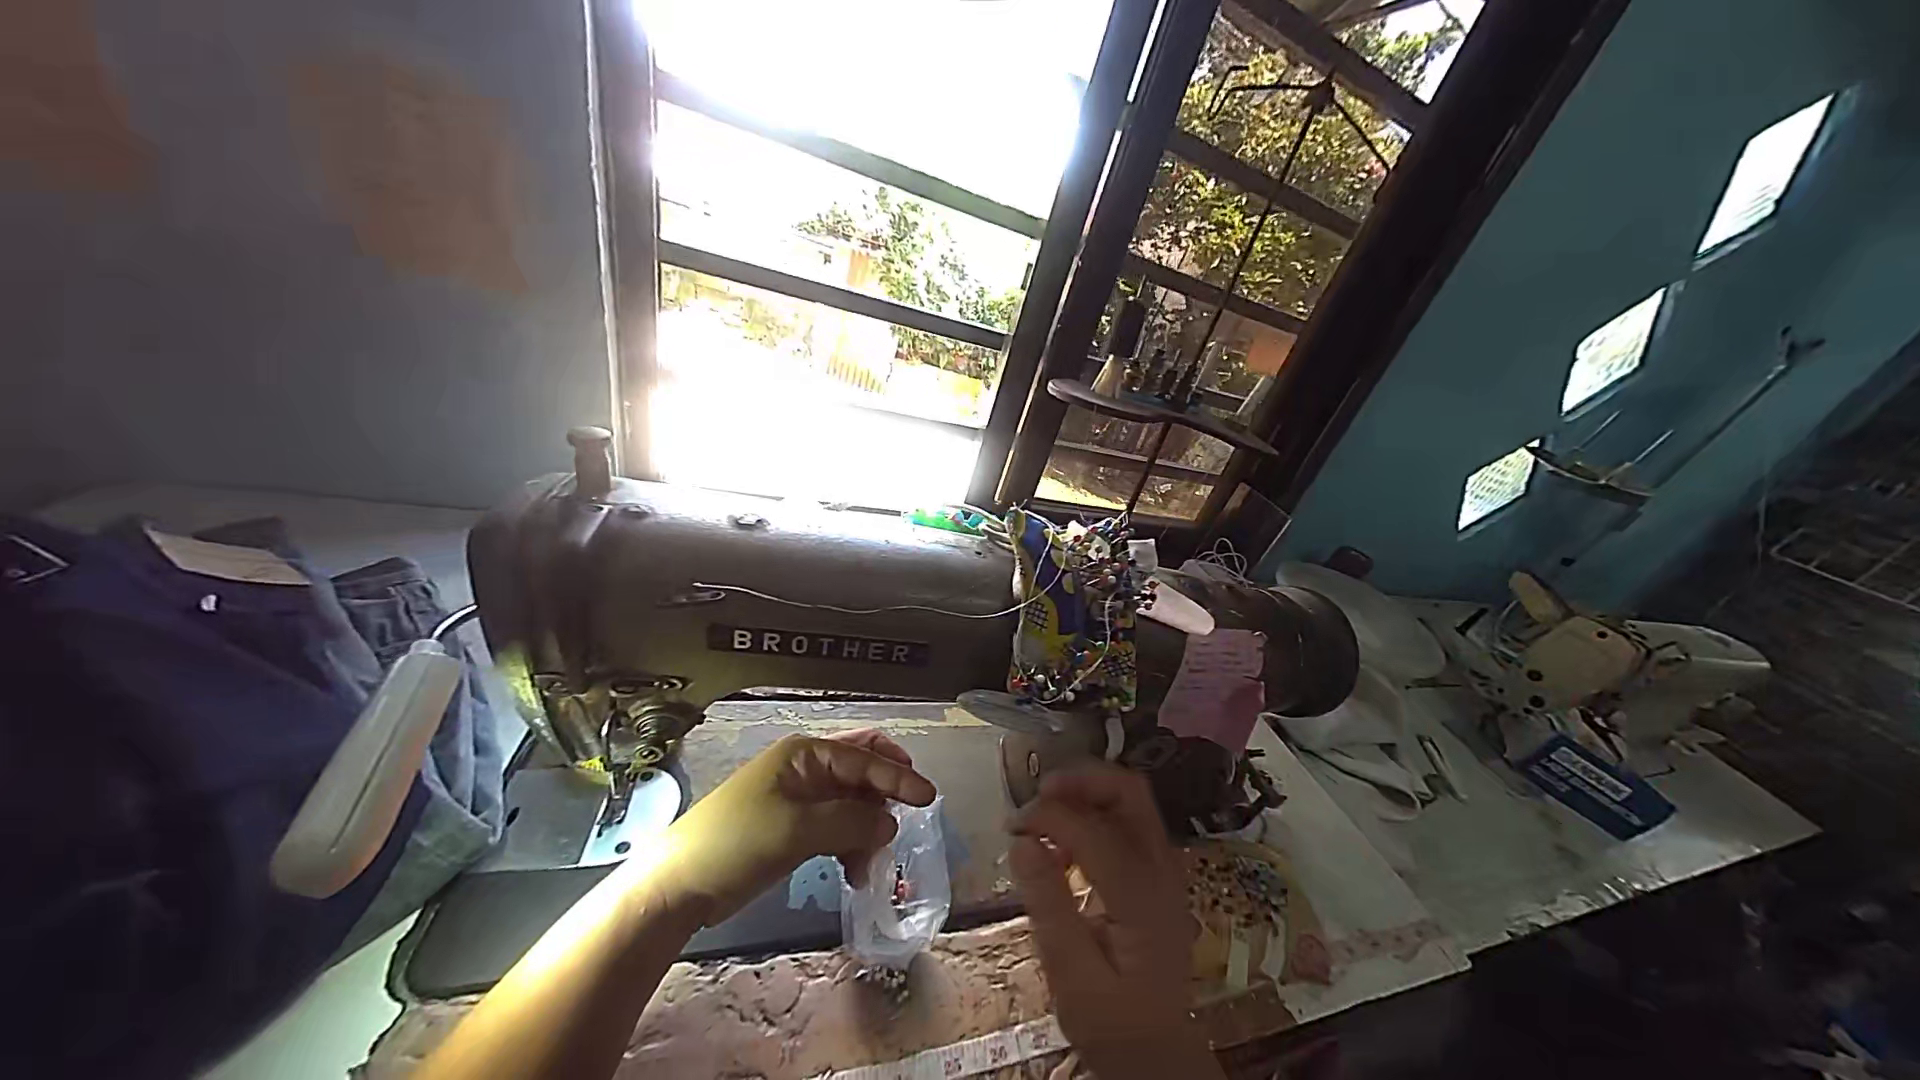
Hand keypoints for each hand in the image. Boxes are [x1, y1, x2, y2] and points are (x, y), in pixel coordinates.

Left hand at [649, 730, 936, 925]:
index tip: (929, 799)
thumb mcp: (797, 829)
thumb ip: (851, 822)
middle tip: (900, 825)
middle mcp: (807, 769)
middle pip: (862, 773)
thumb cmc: (736, 843)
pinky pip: (838, 827)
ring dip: (868, 829)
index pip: (864, 758)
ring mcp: (801, 799)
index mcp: (805, 754)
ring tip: (869, 865)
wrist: (678, 885)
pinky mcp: (795, 827)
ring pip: (853, 804)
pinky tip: (854, 872)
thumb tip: (891, 824)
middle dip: (885, 798)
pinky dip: (851, 845)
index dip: (899, 776)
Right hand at [1009, 764, 1221, 1079]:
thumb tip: (1021, 842)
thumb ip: (1049, 906)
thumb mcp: (1072, 977)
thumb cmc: (1113, 1024)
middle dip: (1080, 780)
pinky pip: (1128, 820)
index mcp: (1142, 898)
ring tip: (1044, 812)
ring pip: (1131, 799)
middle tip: (1037, 794)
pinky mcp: (1157, 874)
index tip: (1012, 827)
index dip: (1049, 816)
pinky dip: (1094, 813)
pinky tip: (1064, 842)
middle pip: (1129, 792)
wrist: (1159, 1055)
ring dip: (1086, 792)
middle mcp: (1162, 871)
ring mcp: (1165, 870)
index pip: (1095, 830)